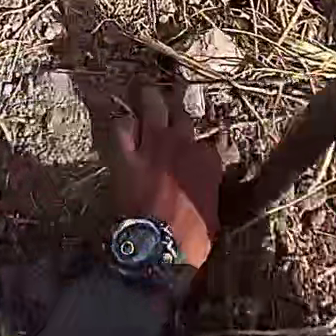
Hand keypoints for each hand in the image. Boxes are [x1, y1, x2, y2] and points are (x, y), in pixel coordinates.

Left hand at [110, 84, 221, 267]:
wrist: (160, 249)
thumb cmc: (192, 238)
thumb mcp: (213, 210)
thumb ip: (210, 187)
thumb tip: (207, 185)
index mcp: (208, 157)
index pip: (210, 134)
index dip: (201, 134)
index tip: (198, 136)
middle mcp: (183, 143)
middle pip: (180, 110)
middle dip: (175, 99)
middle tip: (173, 87)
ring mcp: (154, 145)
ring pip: (152, 106)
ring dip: (148, 98)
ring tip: (144, 88)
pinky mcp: (128, 157)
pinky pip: (122, 129)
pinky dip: (122, 123)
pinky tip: (122, 122)